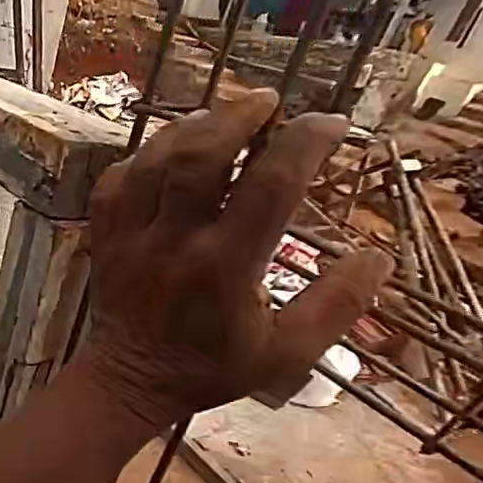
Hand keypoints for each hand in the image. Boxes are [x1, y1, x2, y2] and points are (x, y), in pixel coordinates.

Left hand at [74, 91, 390, 427]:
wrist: (130, 382)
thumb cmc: (211, 368)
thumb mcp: (287, 354)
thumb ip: (336, 306)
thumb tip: (379, 255)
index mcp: (226, 268)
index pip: (270, 186)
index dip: (305, 143)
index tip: (332, 124)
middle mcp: (174, 243)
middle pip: (200, 157)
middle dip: (236, 116)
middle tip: (268, 100)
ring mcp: (130, 236)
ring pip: (154, 161)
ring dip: (190, 127)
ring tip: (222, 116)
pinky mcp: (103, 236)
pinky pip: (116, 180)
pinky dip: (143, 157)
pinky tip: (168, 153)